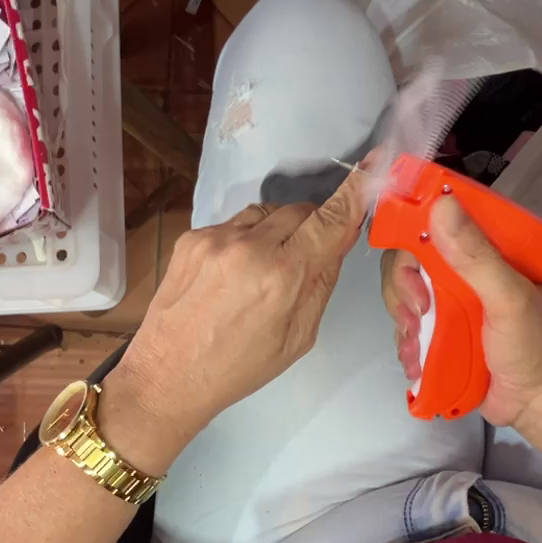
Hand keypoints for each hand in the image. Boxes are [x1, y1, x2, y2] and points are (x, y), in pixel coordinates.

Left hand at [103, 169, 368, 467]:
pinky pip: (234, 224)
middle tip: (306, 258)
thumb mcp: (297, 339)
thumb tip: (339, 241)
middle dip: (312, 227)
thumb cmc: (239, 369)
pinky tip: (234, 275)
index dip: (354, 193)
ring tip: (265, 270)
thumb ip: (321, 284)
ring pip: (266, 213)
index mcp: (281, 276)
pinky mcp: (191, 238)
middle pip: (300, 210)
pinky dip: (245, 240)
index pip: (329, 219)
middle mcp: (248, 247)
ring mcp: (215, 238)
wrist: (167, 376)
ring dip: (277, 231)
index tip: (373, 166)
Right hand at [381, 197, 541, 435]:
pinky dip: (407, 347)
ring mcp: (451, 306)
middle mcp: (465, 273)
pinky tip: (416, 363)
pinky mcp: (442, 336)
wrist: (540, 403)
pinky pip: (410, 332)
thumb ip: (476, 256)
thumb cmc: (535, 346)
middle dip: (402, 293)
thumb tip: (440, 206)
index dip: (412, 244)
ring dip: (403, 326)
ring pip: (405, 300)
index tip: (414, 277)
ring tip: (415, 350)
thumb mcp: (508, 298)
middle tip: (416, 319)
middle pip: (410, 264)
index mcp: (486, 252)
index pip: (435, 226)